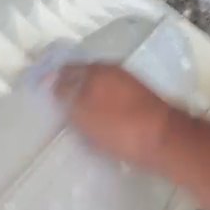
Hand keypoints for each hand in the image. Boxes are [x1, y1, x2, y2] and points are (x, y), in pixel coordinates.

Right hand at [50, 62, 179, 167]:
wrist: (167, 141)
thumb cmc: (120, 126)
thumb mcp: (83, 111)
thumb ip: (64, 94)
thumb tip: (49, 81)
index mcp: (94, 69)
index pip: (65, 68)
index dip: (52, 79)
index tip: (42, 92)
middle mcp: (110, 70)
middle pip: (82, 76)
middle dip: (70, 87)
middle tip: (59, 106)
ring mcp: (128, 83)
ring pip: (99, 87)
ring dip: (87, 98)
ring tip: (79, 118)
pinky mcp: (141, 100)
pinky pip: (113, 99)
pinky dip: (103, 107)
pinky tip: (102, 123)